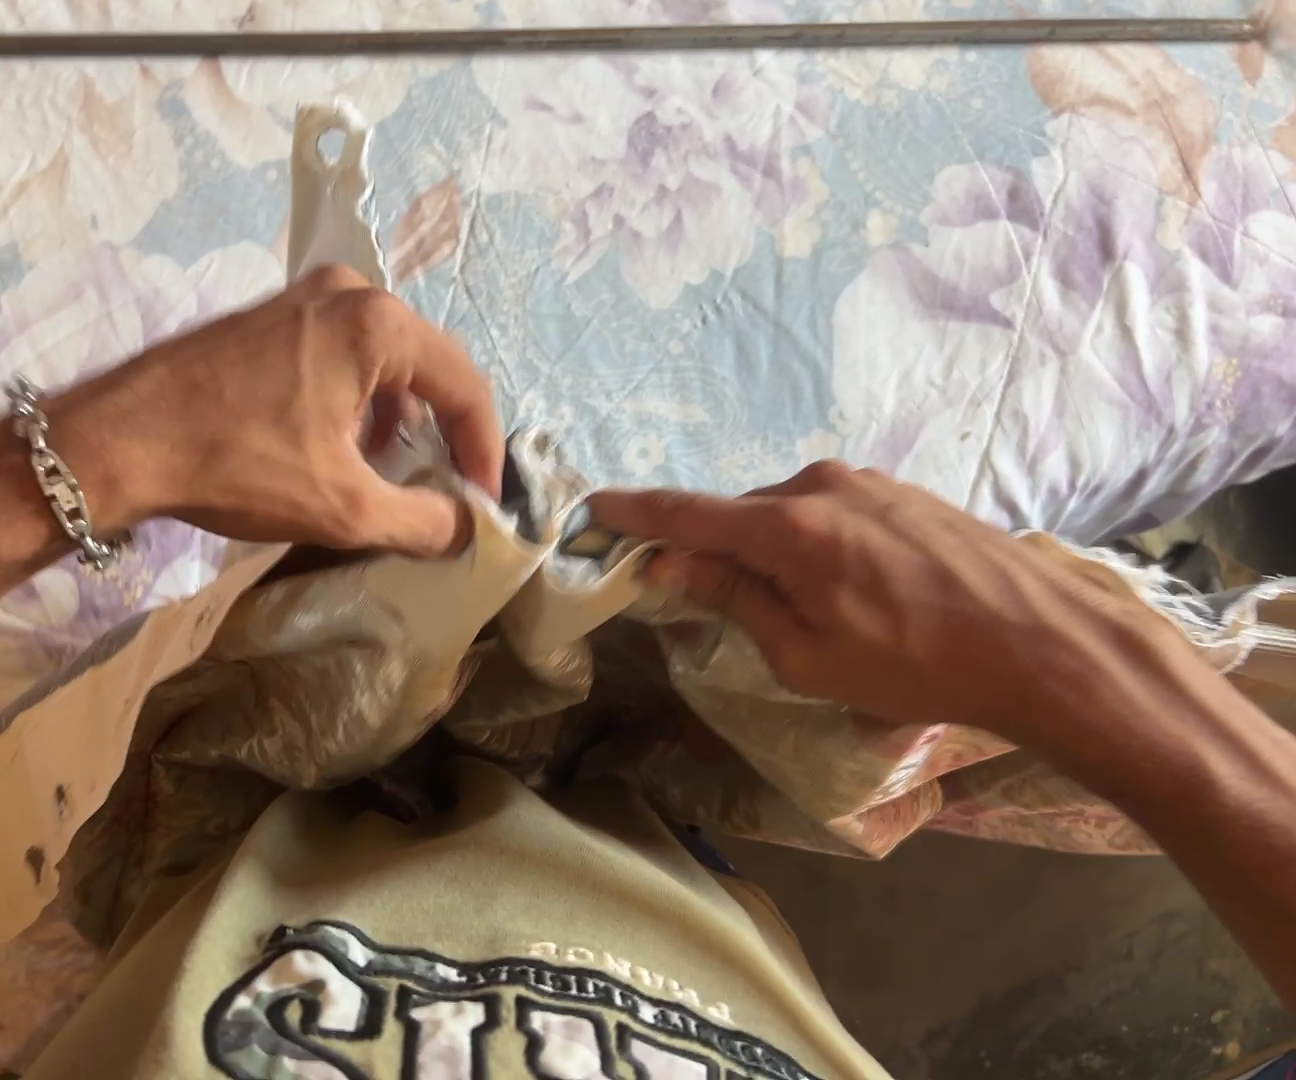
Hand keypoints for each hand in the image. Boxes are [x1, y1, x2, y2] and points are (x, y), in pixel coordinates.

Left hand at [51, 265, 502, 557]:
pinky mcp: (265, 316)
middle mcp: (345, 292)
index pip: (464, 386)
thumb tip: (469, 530)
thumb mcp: (344, 508)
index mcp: (377, 323)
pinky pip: (337, 354)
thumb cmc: (238, 464)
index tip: (483, 500)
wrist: (119, 439)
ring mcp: (299, 297)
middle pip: (424, 367)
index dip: (483, 449)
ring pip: (379, 360)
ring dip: (392, 416)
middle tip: (437, 483)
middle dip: (436, 431)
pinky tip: (331, 440)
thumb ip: (423, 521)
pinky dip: (352, 399)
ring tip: (380, 466)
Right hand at [587, 462, 1198, 742]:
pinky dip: (807, 539)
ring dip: (766, 548)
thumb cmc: (918, 666)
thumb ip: (730, 597)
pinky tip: (847, 582)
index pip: (683, 512)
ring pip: (780, 512)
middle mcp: (816, 486)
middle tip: (715, 598)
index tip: (592, 506)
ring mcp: (864, 481)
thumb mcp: (805, 654)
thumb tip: (667, 562)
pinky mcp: (900, 489)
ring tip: (801, 602)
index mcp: (784, 527)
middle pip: (733, 515)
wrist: (1059, 648)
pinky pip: (824, 509)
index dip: (631, 511)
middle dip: (712, 549)